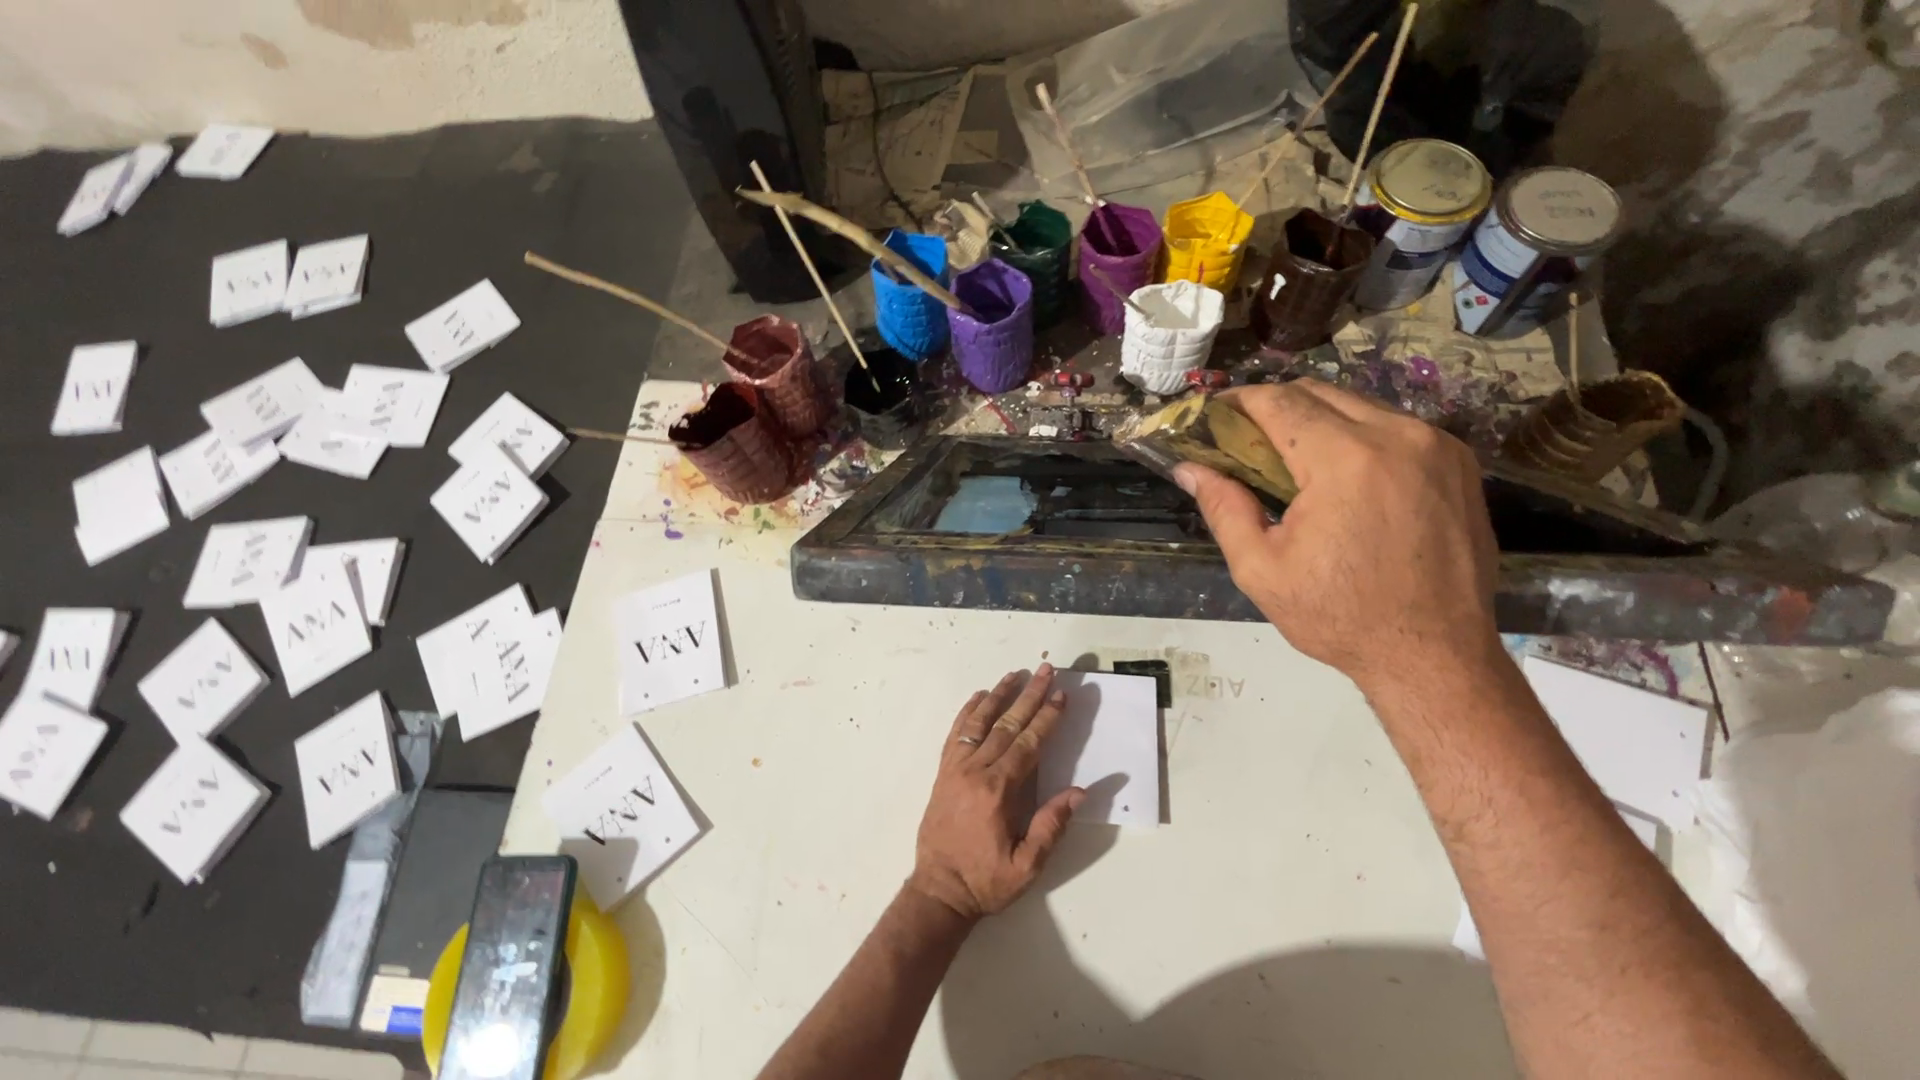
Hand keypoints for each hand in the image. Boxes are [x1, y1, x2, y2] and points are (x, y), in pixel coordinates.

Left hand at [906, 664, 1084, 920]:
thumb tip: (1080, 792)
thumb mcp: (1027, 866)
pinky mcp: (943, 774)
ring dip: (999, 696)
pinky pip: (956, 734)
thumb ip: (1052, 827)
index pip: (1028, 744)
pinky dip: (968, 712)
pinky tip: (979, 697)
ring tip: (1015, 674)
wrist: (938, 891)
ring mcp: (955, 770)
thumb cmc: (985, 882)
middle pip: (1006, 725)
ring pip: (979, 723)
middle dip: (1029, 696)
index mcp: (998, 791)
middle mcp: (975, 772)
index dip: (1047, 718)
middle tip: (1045, 670)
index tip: (1061, 695)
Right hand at [1174, 381, 1500, 692]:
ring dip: (1319, 420)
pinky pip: (1396, 427)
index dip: (1239, 401)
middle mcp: (1397, 436)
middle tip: (1246, 438)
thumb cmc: (1340, 617)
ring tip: (1293, 458)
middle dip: (1276, 406)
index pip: (1280, 402)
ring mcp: (1437, 444)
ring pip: (1360, 405)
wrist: (1435, 654)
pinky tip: (1344, 475)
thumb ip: (1223, 509)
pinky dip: (1360, 436)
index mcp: (1345, 460)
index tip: (1213, 414)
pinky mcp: (1459, 462)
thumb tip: (1189, 469)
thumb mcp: (1262, 570)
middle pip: (1320, 392)